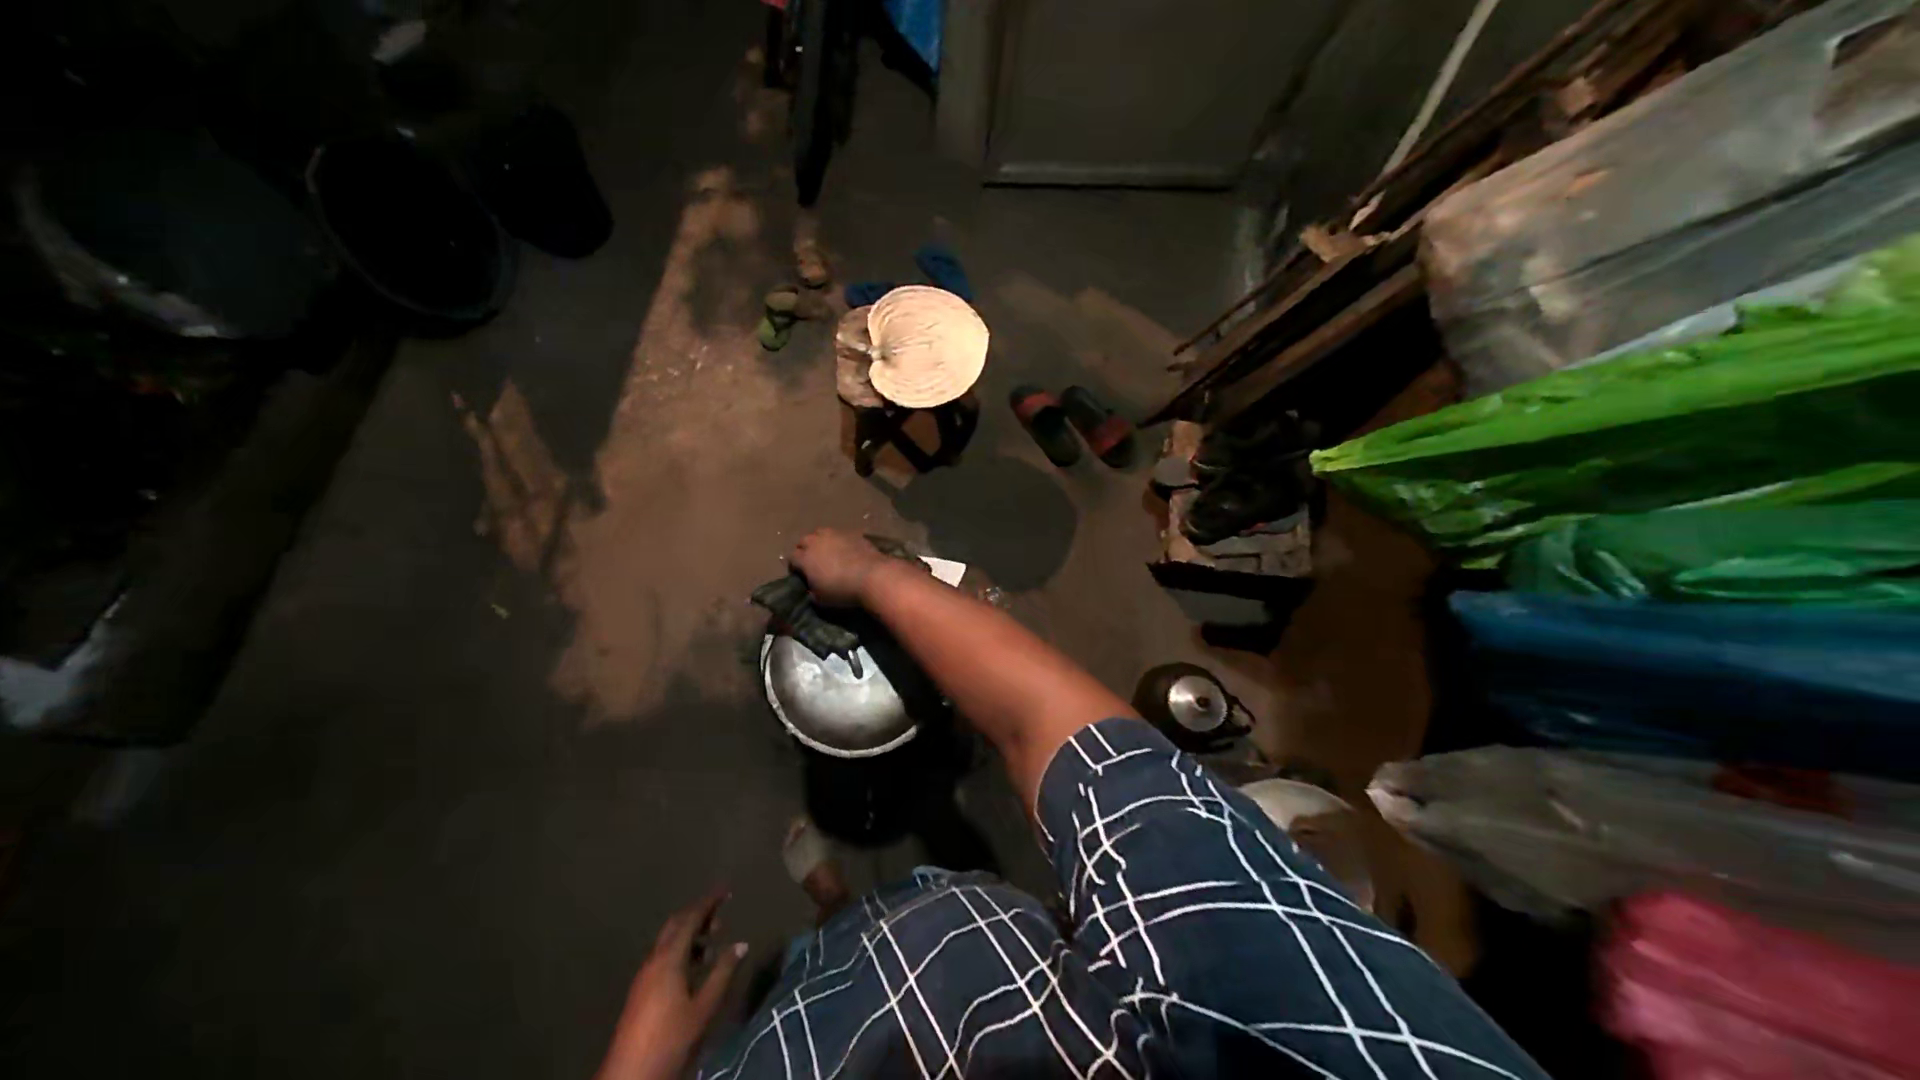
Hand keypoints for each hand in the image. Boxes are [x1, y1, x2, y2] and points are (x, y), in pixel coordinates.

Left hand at [596, 889, 747, 1079]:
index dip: (709, 902)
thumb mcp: (704, 1007)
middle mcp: (653, 960)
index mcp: (668, 959)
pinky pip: (663, 956)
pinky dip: (682, 949)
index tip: (727, 889)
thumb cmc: (670, 1040)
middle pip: (675, 925)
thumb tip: (741, 944)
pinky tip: (696, 966)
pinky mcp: (641, 990)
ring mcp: (644, 976)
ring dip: (690, 933)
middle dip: (698, 914)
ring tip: (714, 941)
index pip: (690, 918)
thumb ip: (722, 973)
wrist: (629, 1078)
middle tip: (722, 913)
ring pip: (668, 941)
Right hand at [790, 528, 892, 606]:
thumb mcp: (820, 600)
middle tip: (812, 562)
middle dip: (805, 550)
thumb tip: (811, 589)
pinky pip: (840, 535)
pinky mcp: (852, 533)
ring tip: (827, 552)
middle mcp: (816, 541)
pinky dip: (839, 541)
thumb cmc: (842, 591)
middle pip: (804, 541)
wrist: (872, 576)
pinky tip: (845, 550)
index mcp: (805, 558)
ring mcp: (835, 534)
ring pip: (820, 533)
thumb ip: (811, 592)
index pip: (792, 558)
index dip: (794, 566)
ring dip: (820, 541)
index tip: (800, 575)